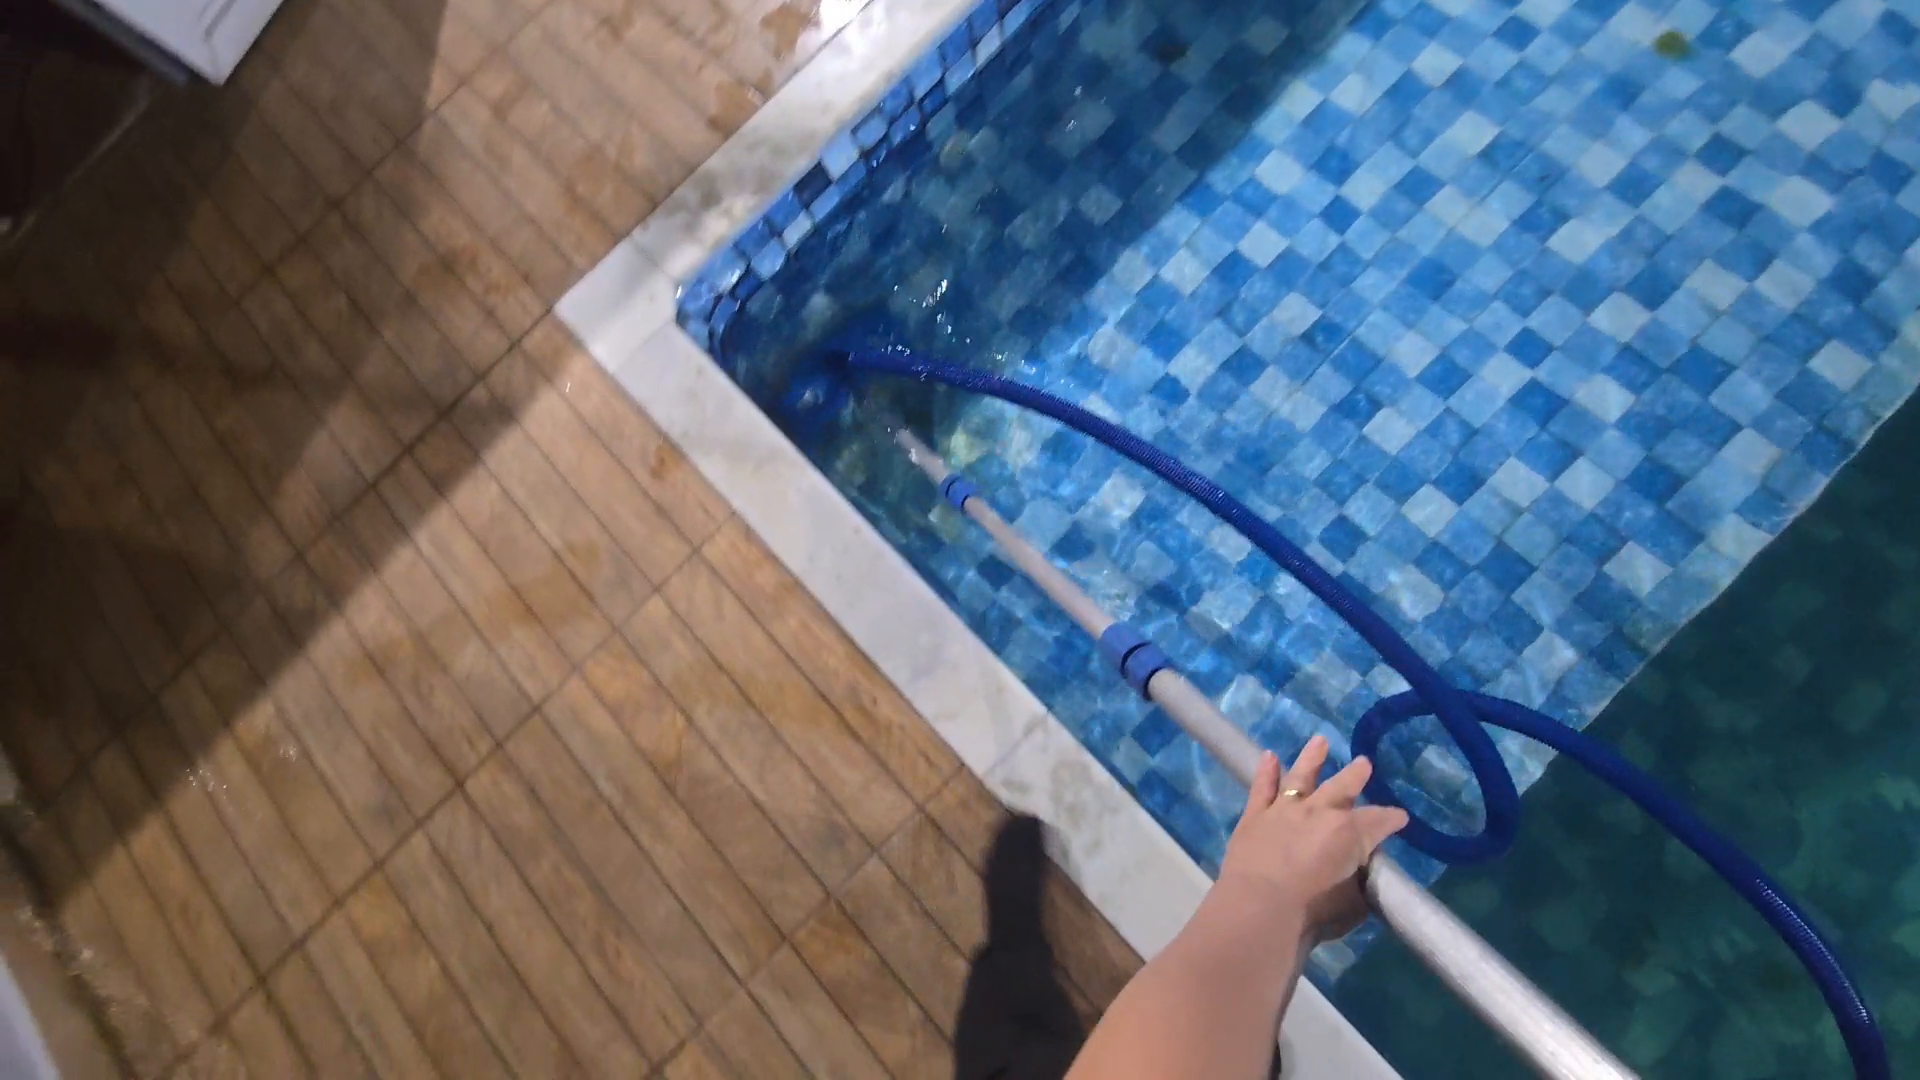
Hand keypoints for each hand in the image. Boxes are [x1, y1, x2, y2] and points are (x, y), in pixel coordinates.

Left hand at [1219, 736, 1409, 942]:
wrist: (1261, 900)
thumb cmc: (1312, 908)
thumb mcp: (1350, 900)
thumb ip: (1354, 879)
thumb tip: (1354, 872)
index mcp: (1348, 832)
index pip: (1378, 821)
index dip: (1391, 819)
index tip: (1400, 816)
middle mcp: (1318, 812)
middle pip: (1341, 788)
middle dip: (1355, 776)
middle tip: (1364, 762)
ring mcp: (1284, 809)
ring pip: (1300, 777)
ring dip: (1312, 758)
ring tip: (1320, 740)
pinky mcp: (1255, 814)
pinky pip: (1262, 787)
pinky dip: (1265, 771)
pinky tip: (1269, 755)